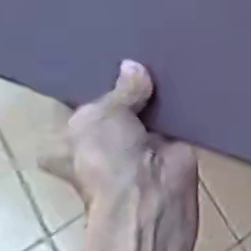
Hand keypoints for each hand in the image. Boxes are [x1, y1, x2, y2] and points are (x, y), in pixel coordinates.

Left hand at [41, 60, 196, 215]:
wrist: (151, 192)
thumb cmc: (107, 158)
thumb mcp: (101, 114)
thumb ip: (120, 89)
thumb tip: (133, 66)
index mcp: (64, 142)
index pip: (76, 107)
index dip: (91, 85)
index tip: (108, 61)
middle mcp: (97, 146)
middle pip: (114, 108)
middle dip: (127, 89)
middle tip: (141, 58)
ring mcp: (135, 149)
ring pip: (145, 113)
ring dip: (156, 97)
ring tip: (165, 64)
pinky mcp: (170, 149)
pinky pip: (174, 121)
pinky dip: (181, 108)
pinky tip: (187, 83)